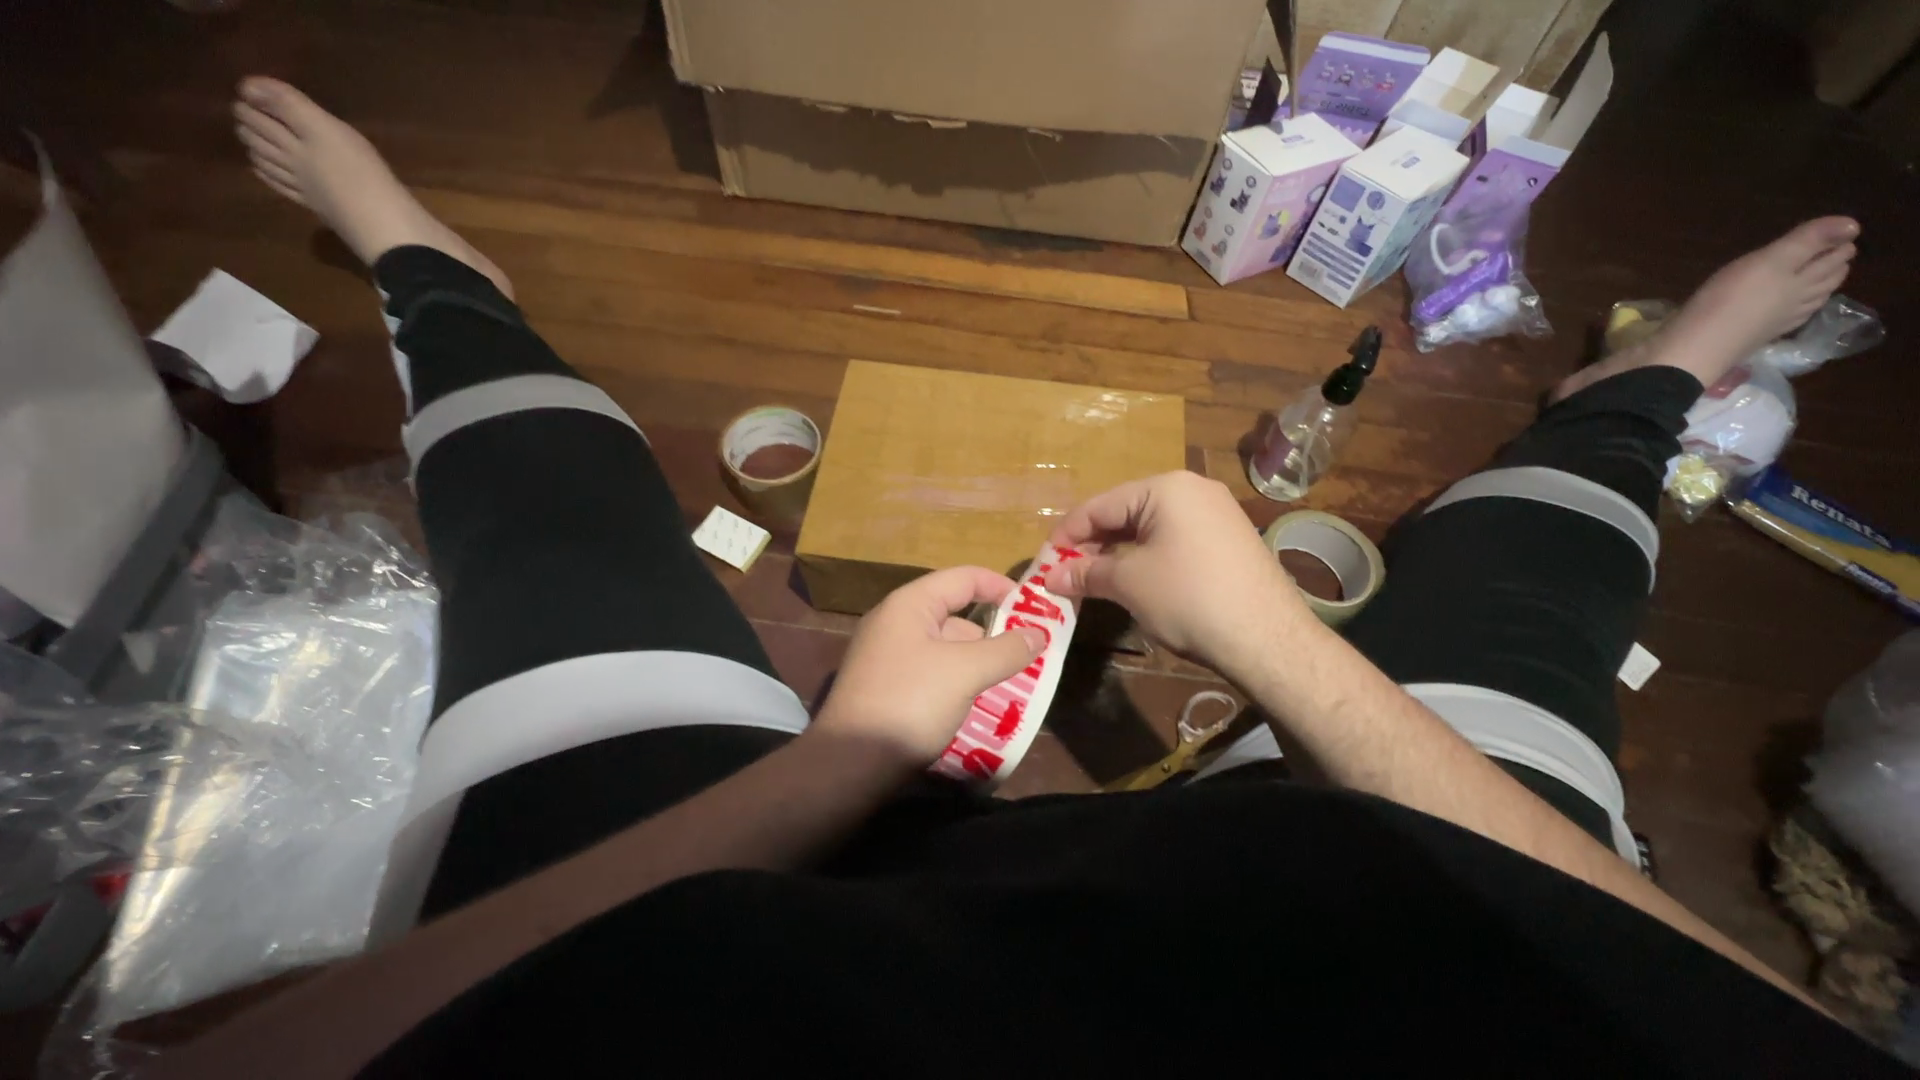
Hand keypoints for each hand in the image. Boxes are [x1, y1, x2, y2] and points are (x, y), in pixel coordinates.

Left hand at [813, 566, 1047, 771]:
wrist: (850, 764)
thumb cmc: (909, 702)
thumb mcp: (965, 672)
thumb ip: (1006, 650)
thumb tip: (1039, 633)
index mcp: (909, 605)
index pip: (962, 578)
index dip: (1000, 586)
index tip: (1035, 606)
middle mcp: (895, 624)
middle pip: (955, 617)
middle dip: (993, 636)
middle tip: (1030, 657)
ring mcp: (887, 659)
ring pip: (946, 651)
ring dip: (978, 666)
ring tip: (1013, 686)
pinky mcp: (886, 691)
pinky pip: (932, 677)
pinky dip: (958, 686)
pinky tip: (979, 708)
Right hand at [1043, 471, 1306, 671]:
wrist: (1267, 638)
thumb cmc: (1188, 598)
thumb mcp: (1129, 584)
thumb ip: (1086, 573)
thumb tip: (1052, 577)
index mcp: (1166, 487)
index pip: (1100, 504)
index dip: (1067, 534)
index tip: (1045, 562)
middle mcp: (1193, 490)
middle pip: (1126, 512)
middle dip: (1093, 545)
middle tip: (1067, 576)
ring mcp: (1216, 514)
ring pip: (1151, 528)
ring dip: (1119, 554)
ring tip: (1096, 583)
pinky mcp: (1230, 541)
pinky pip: (1175, 541)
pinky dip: (1149, 559)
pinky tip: (1136, 584)